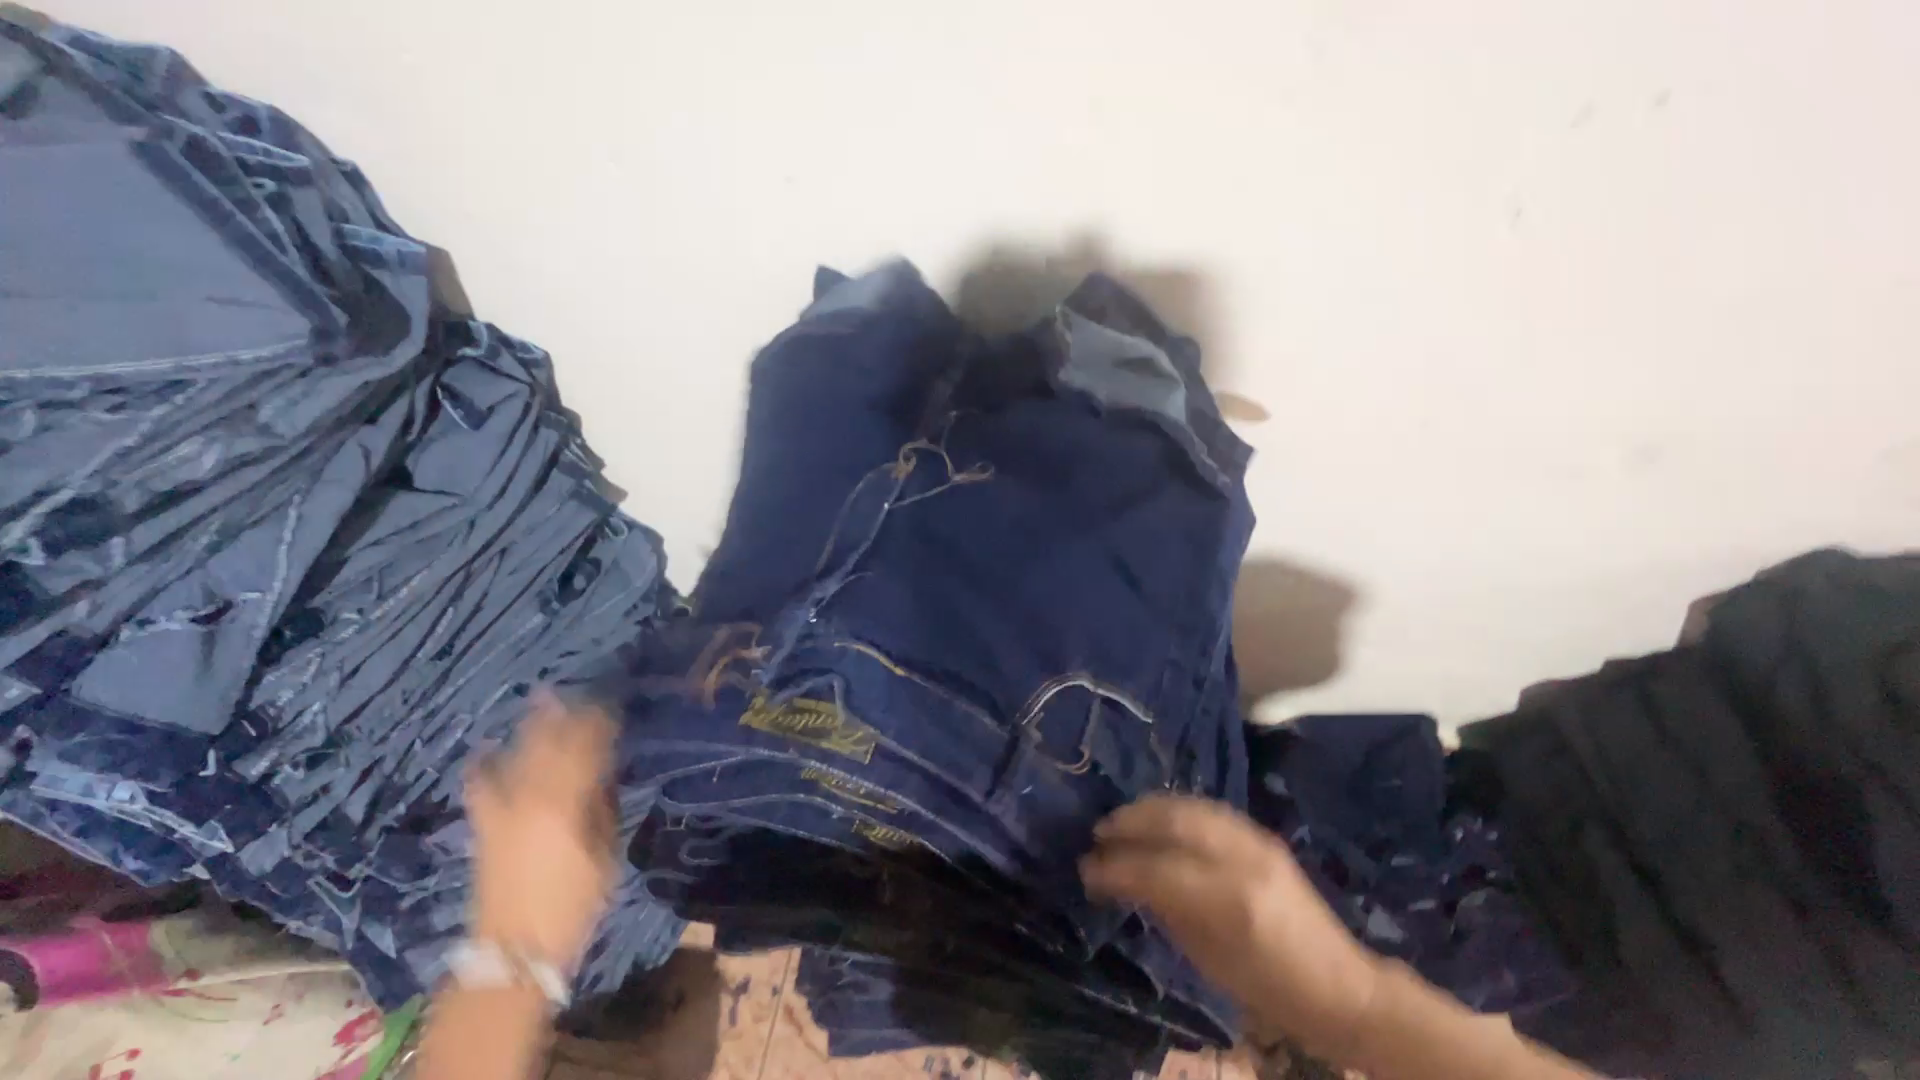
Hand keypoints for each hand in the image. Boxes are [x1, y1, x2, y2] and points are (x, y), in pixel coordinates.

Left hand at [464, 691, 619, 970]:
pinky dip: (483, 763)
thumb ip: (603, 809)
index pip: (587, 749)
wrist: (513, 950)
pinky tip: (484, 747)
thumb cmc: (573, 905)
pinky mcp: (484, 825)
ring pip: (517, 755)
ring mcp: (502, 809)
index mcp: (566, 803)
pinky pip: (481, 784)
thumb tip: (604, 776)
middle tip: (576, 690)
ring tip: (540, 700)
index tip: (612, 704)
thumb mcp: (605, 856)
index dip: (600, 723)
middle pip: (550, 744)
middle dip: (565, 714)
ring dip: (530, 727)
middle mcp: (530, 797)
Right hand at [1080, 795, 1380, 1050]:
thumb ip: (1166, 911)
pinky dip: (1177, 810)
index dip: (1116, 867)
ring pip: (1192, 807)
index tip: (1088, 869)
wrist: (1340, 985)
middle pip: (1174, 823)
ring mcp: (1257, 843)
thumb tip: (1124, 880)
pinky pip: (1210, 811)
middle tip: (1099, 834)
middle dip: (1130, 824)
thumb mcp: (1207, 960)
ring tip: (1121, 821)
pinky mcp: (1264, 836)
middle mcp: (1244, 861)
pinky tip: (1158, 818)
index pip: (1157, 870)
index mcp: (1230, 903)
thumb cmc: (1268, 989)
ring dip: (1150, 809)